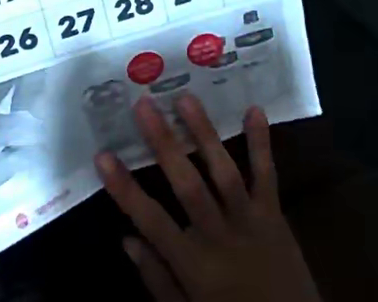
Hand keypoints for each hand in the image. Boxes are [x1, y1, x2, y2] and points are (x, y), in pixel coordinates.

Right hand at [97, 96, 321, 301]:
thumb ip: (158, 279)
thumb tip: (127, 238)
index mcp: (194, 266)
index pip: (152, 222)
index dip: (125, 188)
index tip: (103, 155)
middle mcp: (220, 238)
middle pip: (188, 187)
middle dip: (165, 144)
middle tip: (144, 105)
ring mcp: (250, 222)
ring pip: (224, 173)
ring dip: (205, 134)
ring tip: (185, 98)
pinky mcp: (274, 215)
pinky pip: (267, 175)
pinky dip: (262, 143)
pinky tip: (254, 109)